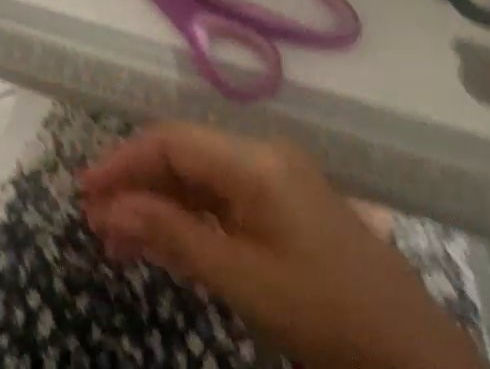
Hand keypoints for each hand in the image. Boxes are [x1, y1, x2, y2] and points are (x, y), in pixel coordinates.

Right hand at [80, 123, 487, 368]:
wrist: (406, 347)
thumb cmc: (321, 308)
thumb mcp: (239, 277)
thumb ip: (172, 236)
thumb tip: (109, 210)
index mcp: (256, 162)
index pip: (171, 141)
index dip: (122, 162)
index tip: (83, 193)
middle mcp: (264, 156)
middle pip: (183, 155)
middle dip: (136, 185)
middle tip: (96, 225)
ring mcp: (277, 179)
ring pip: (200, 178)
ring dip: (158, 204)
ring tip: (118, 242)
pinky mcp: (284, 204)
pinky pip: (223, 198)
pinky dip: (188, 218)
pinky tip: (163, 243)